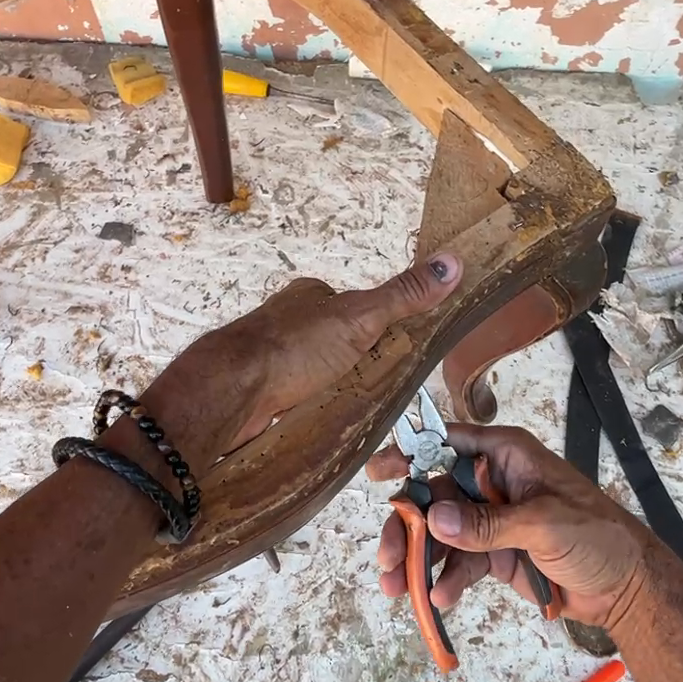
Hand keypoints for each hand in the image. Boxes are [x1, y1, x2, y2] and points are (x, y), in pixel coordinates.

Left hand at [156, 254, 463, 450]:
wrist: (230, 393)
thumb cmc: (294, 349)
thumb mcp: (360, 317)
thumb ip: (404, 295)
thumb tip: (452, 261)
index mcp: (310, 296)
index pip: (355, 308)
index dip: (378, 329)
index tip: (397, 353)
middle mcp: (288, 322)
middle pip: (336, 342)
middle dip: (355, 364)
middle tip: (376, 387)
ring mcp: (271, 358)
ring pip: (315, 373)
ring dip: (332, 389)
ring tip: (352, 409)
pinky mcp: (260, 392)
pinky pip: (295, 398)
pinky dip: (310, 408)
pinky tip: (320, 420)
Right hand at [368, 423, 657, 629]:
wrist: (626, 587)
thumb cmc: (594, 535)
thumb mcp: (544, 523)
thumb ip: (488, 524)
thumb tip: (433, 520)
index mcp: (505, 454)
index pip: (449, 442)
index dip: (411, 451)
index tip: (379, 472)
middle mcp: (491, 481)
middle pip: (434, 494)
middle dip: (407, 525)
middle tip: (386, 555)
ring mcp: (490, 518)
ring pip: (440, 531)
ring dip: (417, 558)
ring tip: (396, 587)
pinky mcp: (494, 552)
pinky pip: (459, 561)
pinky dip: (446, 579)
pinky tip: (439, 599)